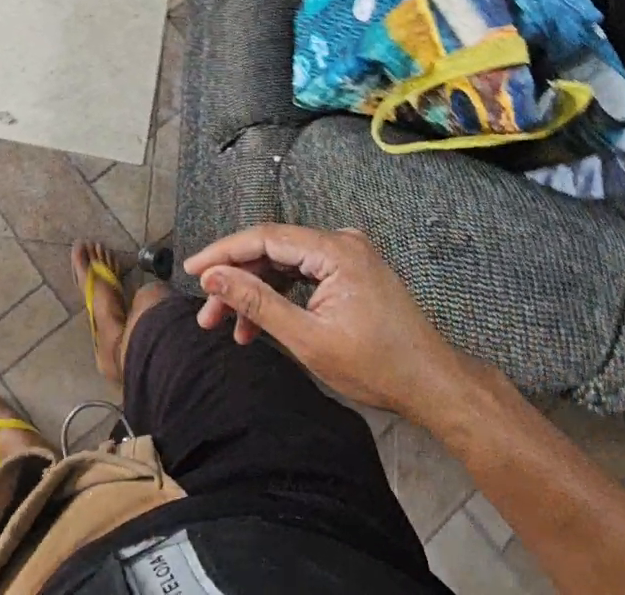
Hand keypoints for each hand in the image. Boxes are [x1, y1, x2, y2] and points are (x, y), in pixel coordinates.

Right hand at [184, 224, 486, 428]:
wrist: (433, 386)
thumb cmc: (376, 367)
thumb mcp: (306, 338)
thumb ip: (256, 302)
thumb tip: (213, 277)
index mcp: (336, 250)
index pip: (264, 238)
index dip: (222, 253)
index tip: (191, 270)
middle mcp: (342, 242)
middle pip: (272, 250)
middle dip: (236, 281)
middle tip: (207, 314)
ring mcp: (349, 256)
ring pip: (284, 264)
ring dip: (255, 293)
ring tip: (228, 328)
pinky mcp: (351, 272)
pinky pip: (303, 275)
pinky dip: (279, 297)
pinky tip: (258, 326)